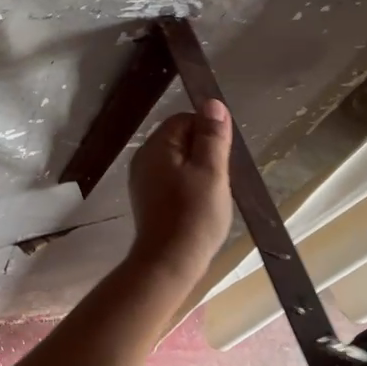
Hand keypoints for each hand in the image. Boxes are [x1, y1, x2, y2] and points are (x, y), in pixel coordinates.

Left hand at [125, 99, 233, 278]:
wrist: (168, 262)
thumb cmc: (194, 215)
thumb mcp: (211, 171)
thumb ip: (212, 136)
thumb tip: (212, 103)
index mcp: (156, 146)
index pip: (185, 120)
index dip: (209, 133)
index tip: (223, 158)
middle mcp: (144, 158)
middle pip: (181, 139)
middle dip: (205, 153)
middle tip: (220, 179)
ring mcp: (143, 180)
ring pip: (179, 161)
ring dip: (200, 172)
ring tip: (212, 195)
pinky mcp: (148, 199)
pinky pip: (173, 180)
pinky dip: (189, 187)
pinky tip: (200, 206)